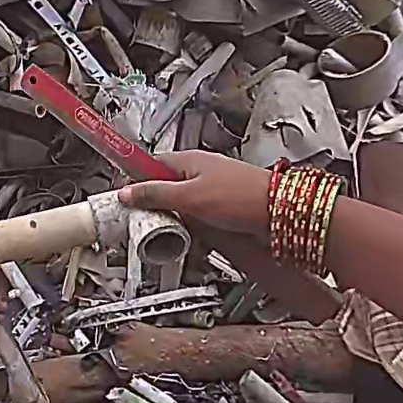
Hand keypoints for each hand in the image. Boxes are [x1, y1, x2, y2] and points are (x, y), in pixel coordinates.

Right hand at [118, 151, 271, 240]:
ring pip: (181, 208)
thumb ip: (156, 194)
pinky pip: (198, 221)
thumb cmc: (240, 196)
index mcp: (188, 161)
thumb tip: (128, 192)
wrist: (279, 214)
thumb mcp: (189, 197)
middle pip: (164, 190)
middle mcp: (199, 174)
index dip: (135, 181)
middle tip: (150, 222)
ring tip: (175, 234)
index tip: (123, 197)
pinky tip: (194, 241)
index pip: (150, 165)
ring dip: (176, 223)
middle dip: (157, 208)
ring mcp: (211, 192)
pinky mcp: (222, 211)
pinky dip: (194, 232)